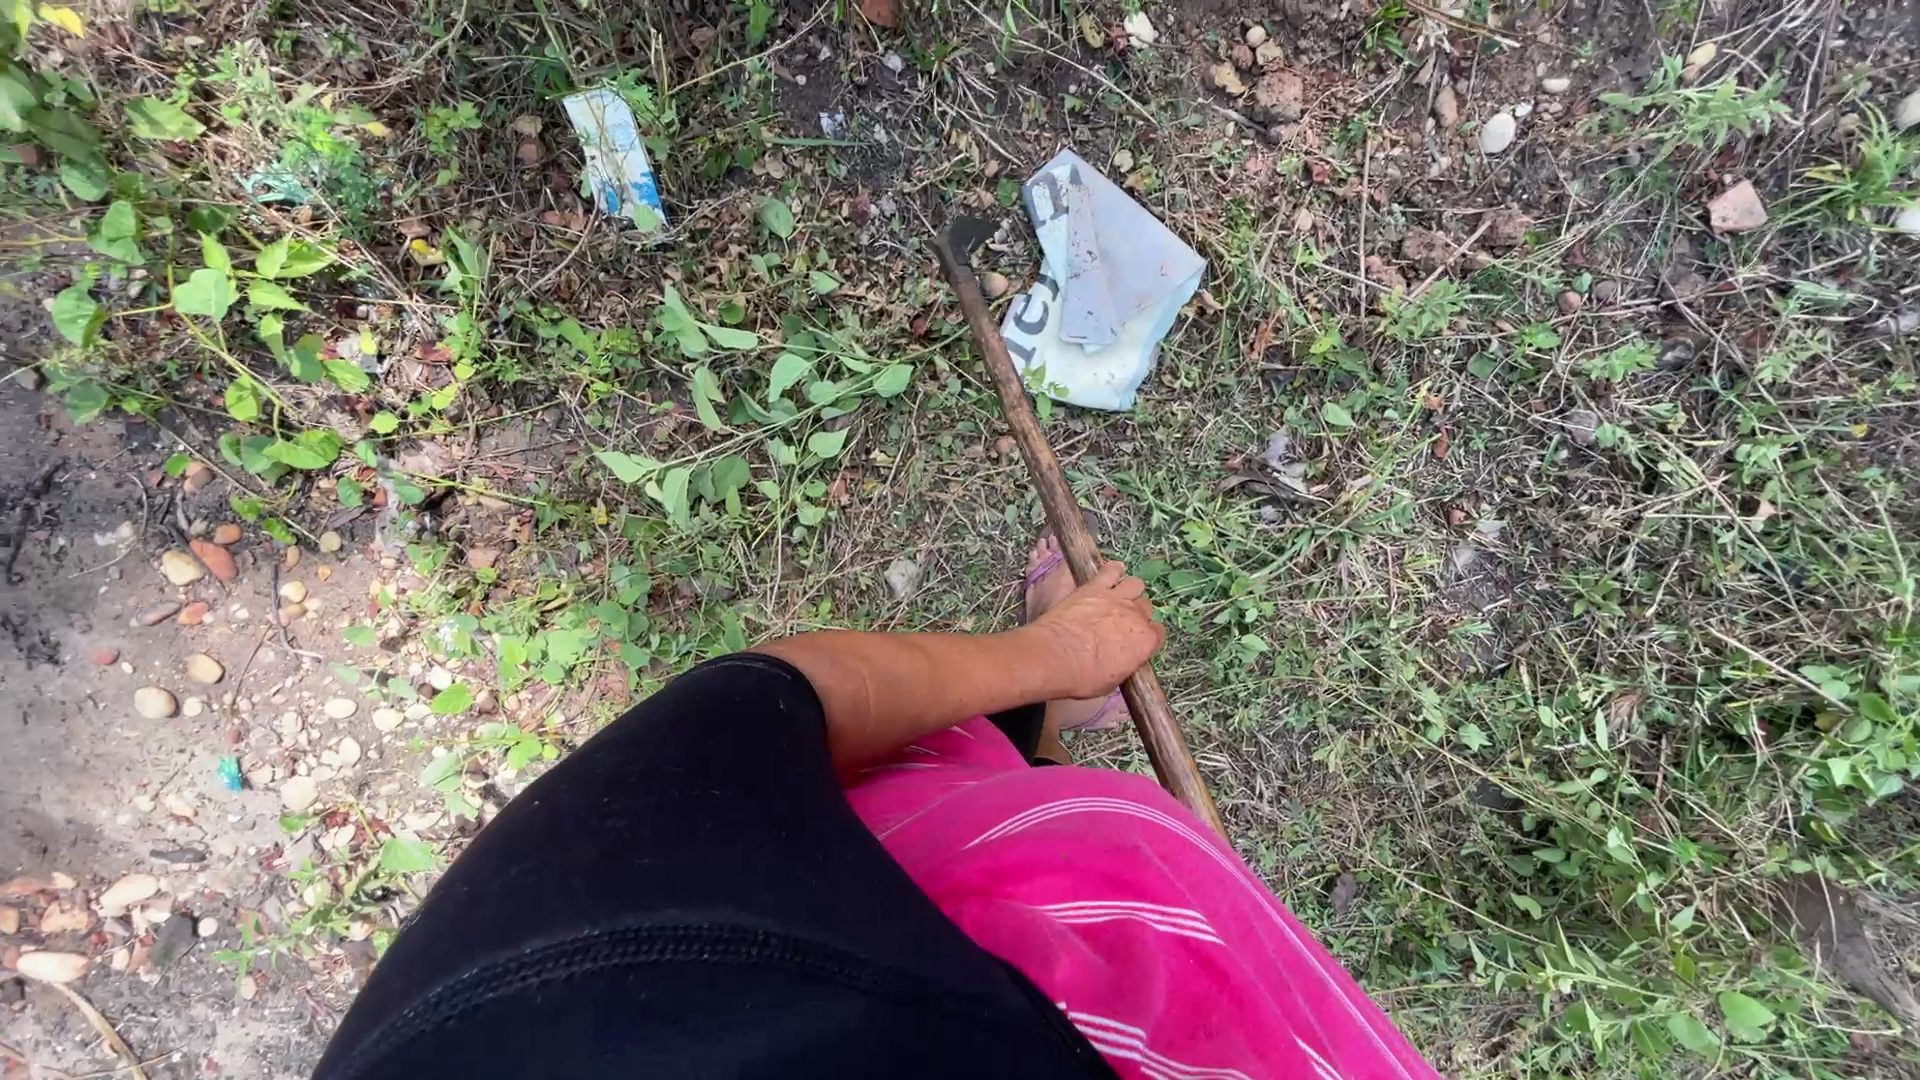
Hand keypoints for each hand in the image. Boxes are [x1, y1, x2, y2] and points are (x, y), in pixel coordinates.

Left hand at [1024, 561, 1165, 699]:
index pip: (1157, 633)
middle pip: (1146, 607)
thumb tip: (1122, 658)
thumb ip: (1124, 663)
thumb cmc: (1083, 677)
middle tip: (1121, 622)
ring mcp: (1116, 598)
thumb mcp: (1112, 681)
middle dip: (1137, 614)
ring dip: (1129, 590)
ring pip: (1135, 584)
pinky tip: (1111, 573)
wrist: (1055, 657)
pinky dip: (1112, 570)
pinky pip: (1111, 570)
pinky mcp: (1094, 587)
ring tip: (1117, 597)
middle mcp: (1136, 616)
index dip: (1146, 636)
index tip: (1135, 640)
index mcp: (1145, 642)